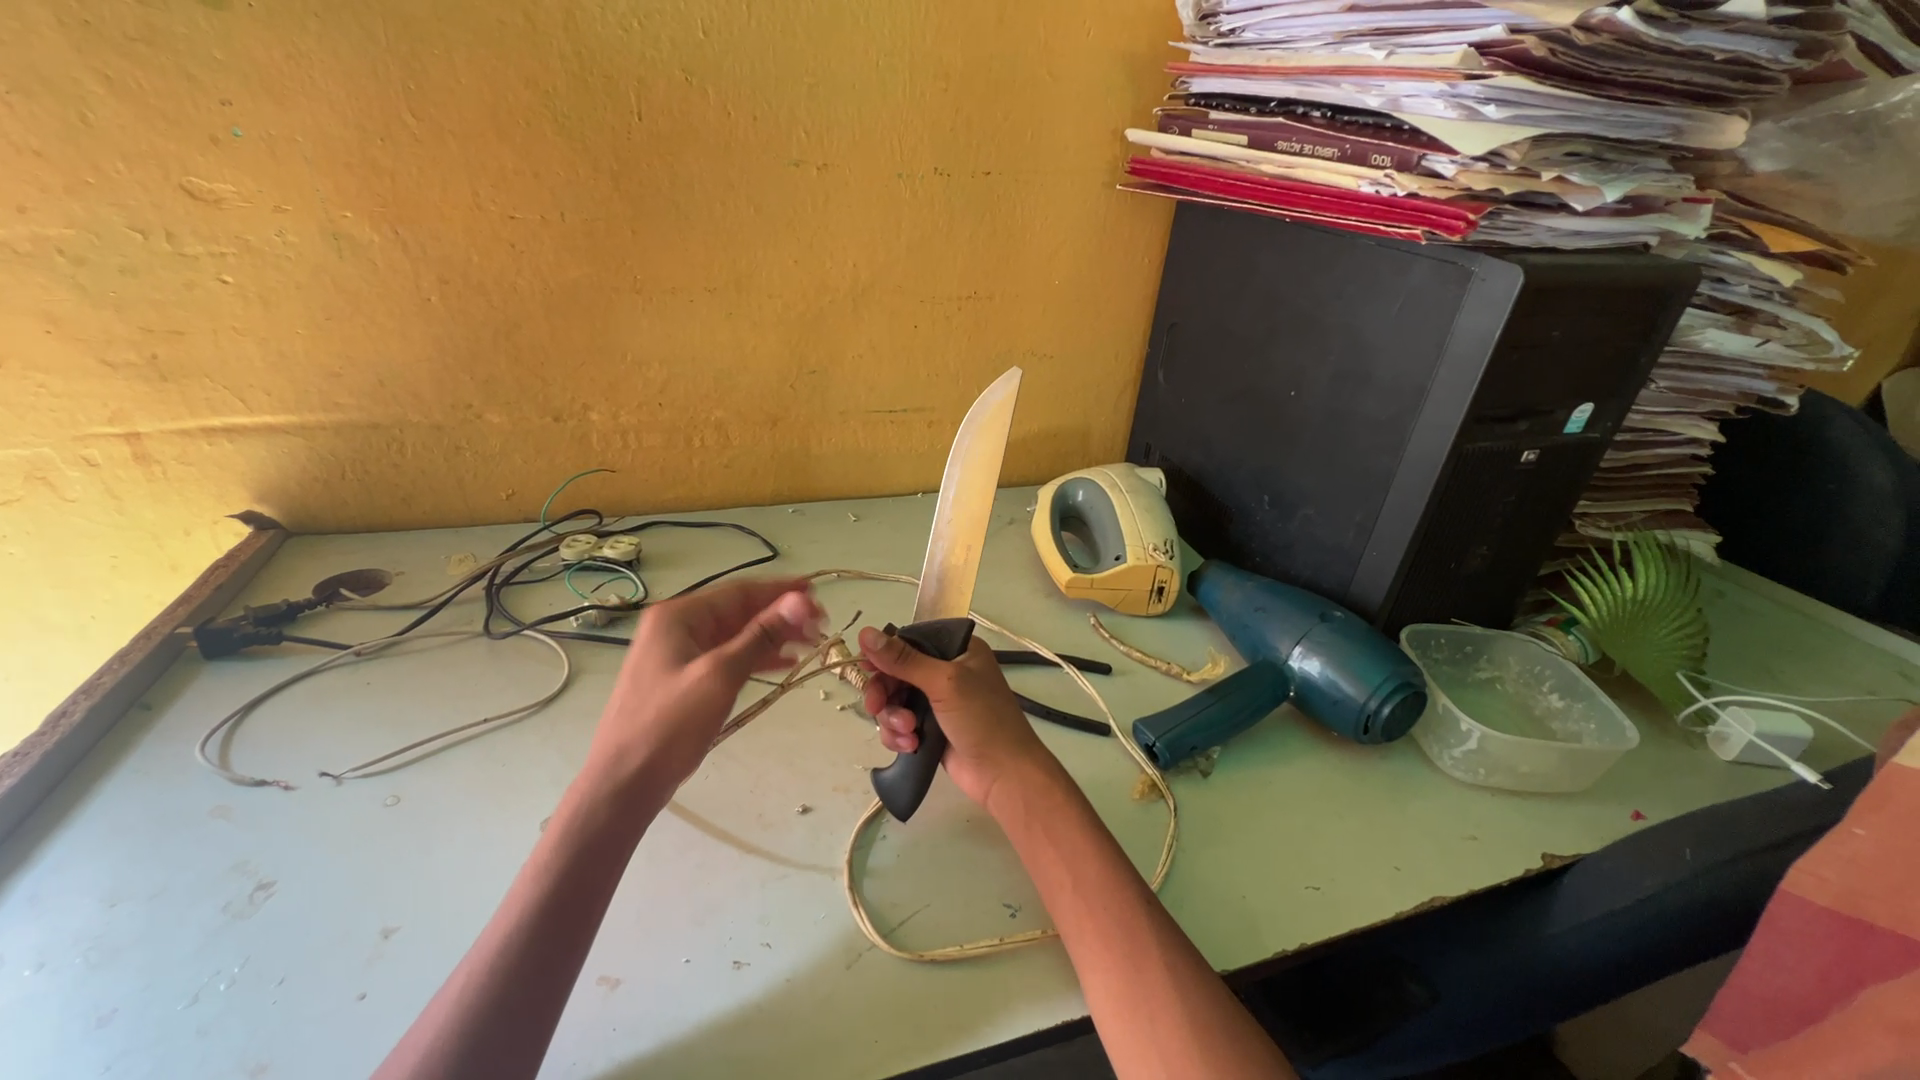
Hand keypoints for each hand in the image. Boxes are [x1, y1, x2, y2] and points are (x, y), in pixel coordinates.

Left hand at [590, 578, 822, 793]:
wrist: (625, 781)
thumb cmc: (669, 725)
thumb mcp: (720, 675)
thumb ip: (761, 635)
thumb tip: (799, 601)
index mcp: (678, 616)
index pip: (740, 591)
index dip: (781, 591)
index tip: (819, 596)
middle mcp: (677, 627)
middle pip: (739, 611)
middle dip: (780, 615)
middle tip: (821, 626)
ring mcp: (679, 654)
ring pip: (735, 635)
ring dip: (772, 637)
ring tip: (811, 644)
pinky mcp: (685, 680)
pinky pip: (727, 657)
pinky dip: (755, 658)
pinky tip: (783, 664)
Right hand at [859, 627, 1059, 810]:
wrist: (1004, 774)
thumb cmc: (982, 719)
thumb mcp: (944, 683)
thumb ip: (903, 660)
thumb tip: (865, 633)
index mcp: (956, 650)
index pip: (910, 642)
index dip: (885, 655)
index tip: (867, 669)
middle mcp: (946, 671)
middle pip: (896, 673)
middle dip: (886, 693)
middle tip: (876, 707)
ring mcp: (937, 702)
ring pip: (895, 701)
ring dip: (894, 717)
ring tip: (908, 733)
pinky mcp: (930, 729)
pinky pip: (900, 725)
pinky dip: (899, 735)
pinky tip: (910, 745)